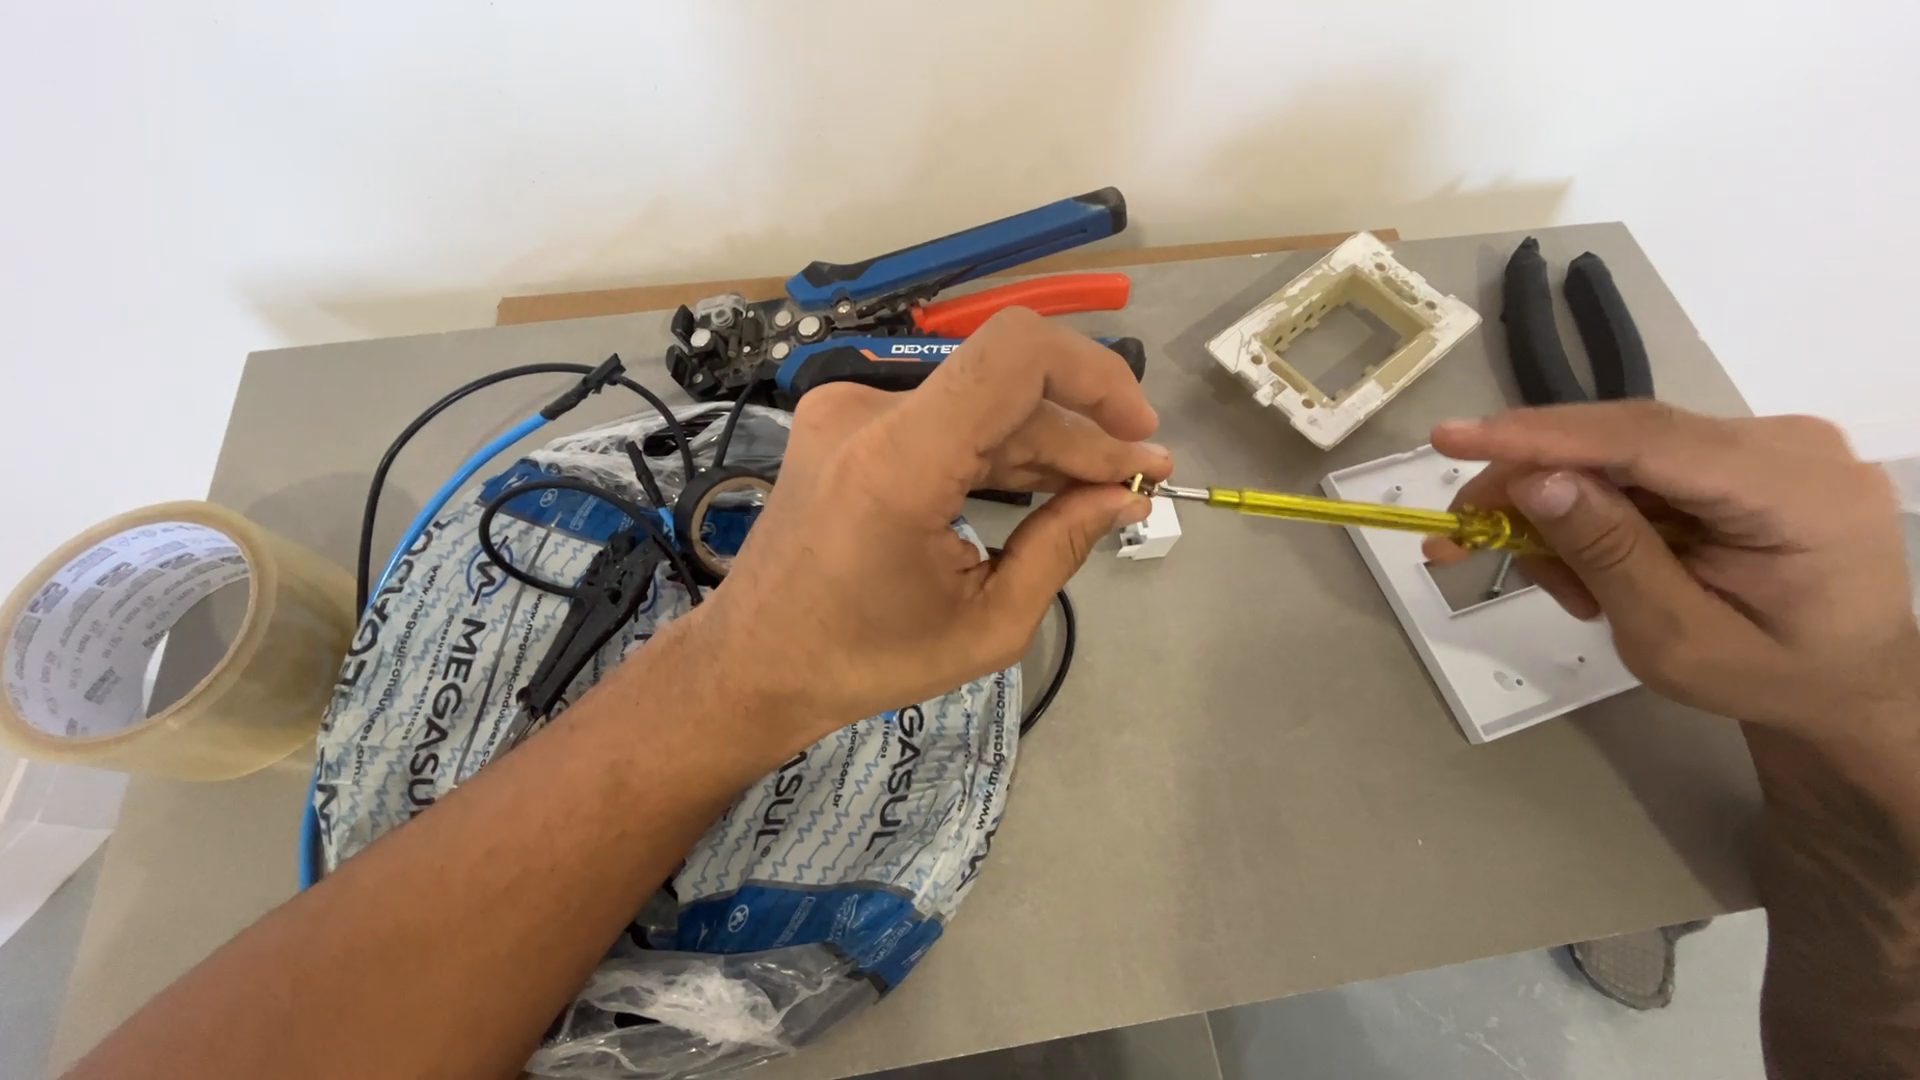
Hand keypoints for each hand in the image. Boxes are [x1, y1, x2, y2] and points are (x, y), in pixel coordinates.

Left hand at [675, 308, 1169, 740]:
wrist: (756, 660)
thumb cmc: (865, 660)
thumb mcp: (986, 625)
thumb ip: (1061, 547)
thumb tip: (1125, 496)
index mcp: (898, 462)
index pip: (1017, 355)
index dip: (1096, 377)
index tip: (1138, 435)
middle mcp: (866, 413)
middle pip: (1008, 390)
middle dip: (1082, 434)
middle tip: (1134, 486)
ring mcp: (847, 410)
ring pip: (979, 403)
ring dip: (1045, 442)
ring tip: (1097, 492)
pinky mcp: (844, 421)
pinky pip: (944, 418)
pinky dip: (996, 447)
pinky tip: (1040, 483)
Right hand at [1424, 403, 1919, 738]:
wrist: (1842, 680)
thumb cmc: (1768, 675)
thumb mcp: (1676, 637)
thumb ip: (1611, 555)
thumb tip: (1534, 483)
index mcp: (1797, 495)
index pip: (1646, 442)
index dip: (1541, 438)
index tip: (1449, 440)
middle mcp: (1783, 446)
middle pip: (1615, 442)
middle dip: (1523, 484)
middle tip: (1458, 535)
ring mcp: (1756, 445)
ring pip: (1606, 456)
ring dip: (1553, 515)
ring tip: (1557, 583)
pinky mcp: (1727, 456)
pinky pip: (1622, 470)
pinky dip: (1582, 516)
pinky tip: (1585, 566)